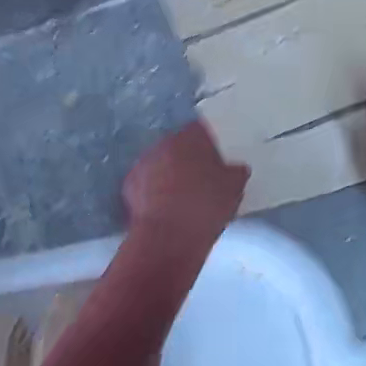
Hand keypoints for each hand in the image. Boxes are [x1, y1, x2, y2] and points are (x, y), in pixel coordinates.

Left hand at [122, 121, 248, 243]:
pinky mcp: (129, 183)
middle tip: (201, 180)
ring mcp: (143, 163)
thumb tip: (236, 169)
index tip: (216, 160)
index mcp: (191, 138)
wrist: (168, 235)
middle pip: (178, 146)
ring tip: (181, 197)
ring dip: (168, 174)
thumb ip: (236, 172)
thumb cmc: (206, 207)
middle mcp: (164, 144)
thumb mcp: (234, 189)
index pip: (202, 130)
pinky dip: (153, 191)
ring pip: (160, 163)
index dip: (209, 145)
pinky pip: (145, 182)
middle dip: (188, 159)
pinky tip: (163, 208)